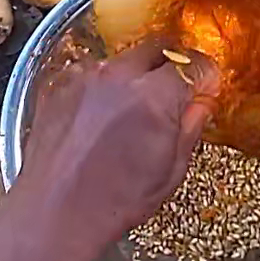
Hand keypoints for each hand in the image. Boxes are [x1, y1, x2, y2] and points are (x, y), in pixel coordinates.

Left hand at [3, 40, 217, 260]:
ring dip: (136, 75)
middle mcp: (119, 76)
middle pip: (158, 49)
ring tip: (133, 109)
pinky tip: (102, 115)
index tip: (205, 85)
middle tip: (174, 90)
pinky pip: (92, 72)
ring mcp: (86, 76)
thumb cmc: (115, 200)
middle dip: (172, 65)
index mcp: (154, 97)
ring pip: (124, 59)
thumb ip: (191, 126)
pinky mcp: (61, 83)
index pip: (192, 64)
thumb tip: (201, 101)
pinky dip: (104, 85)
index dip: (204, 75)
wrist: (54, 211)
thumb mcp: (171, 170)